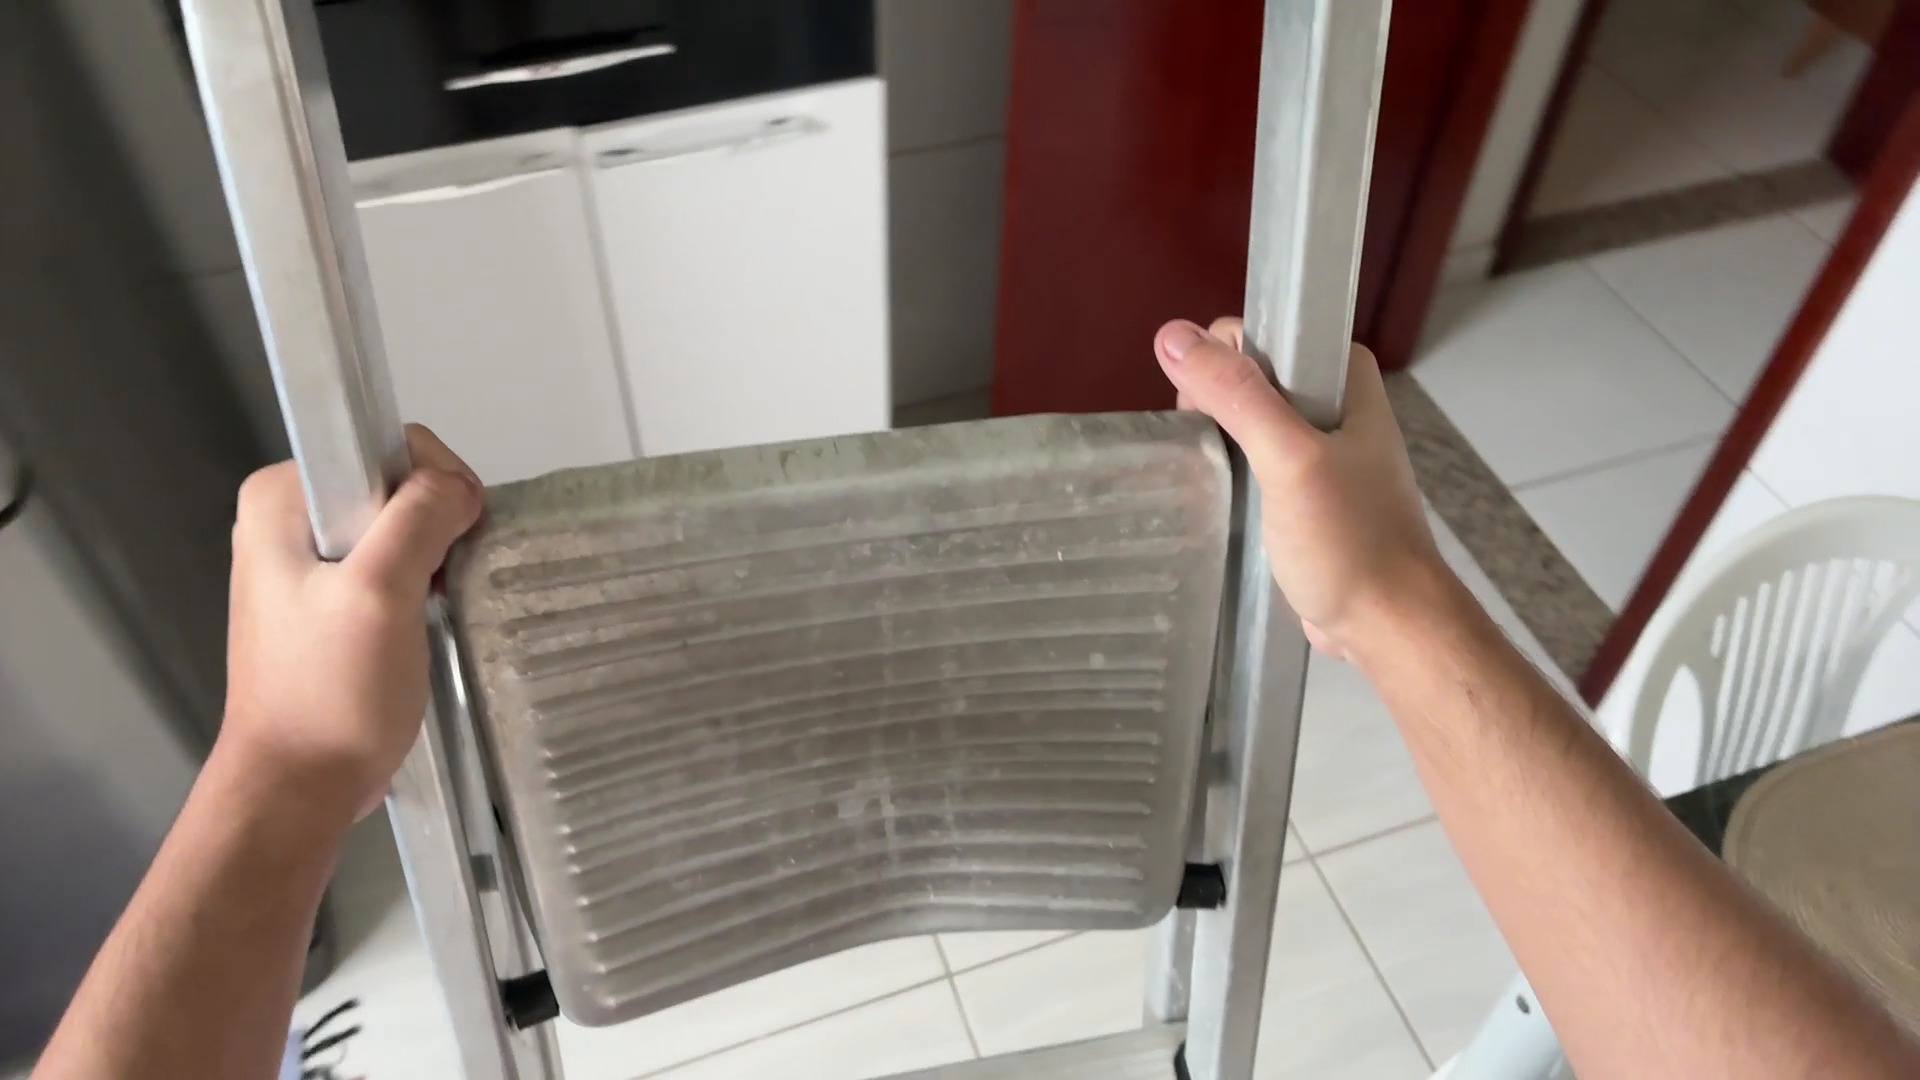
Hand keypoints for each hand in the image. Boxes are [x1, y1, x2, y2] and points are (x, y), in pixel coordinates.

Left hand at [219, 425, 483, 823]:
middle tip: (443, 574)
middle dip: (443, 517)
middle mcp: (295, 518)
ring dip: (444, 548)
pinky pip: (408, 554)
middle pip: (402, 480)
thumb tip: (460, 484)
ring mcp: (318, 558)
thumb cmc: (334, 689)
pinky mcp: (344, 593)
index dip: (434, 481)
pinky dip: (436, 571)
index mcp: (283, 500)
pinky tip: (436, 604)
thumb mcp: (378, 594)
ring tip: (440, 595)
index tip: (452, 534)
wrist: (306, 779)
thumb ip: (417, 521)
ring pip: (412, 518)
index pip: (384, 447)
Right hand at [1154, 318, 1444, 657]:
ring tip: (1209, 476)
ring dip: (1213, 437)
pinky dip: (1224, 467)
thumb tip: (1173, 338)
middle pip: (1246, 373)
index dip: (1223, 357)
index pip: (1264, 331)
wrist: (1384, 624)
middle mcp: (1330, 404)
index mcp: (1343, 378)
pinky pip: (1247, 458)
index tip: (1206, 407)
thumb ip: (1238, 397)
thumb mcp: (1290, 460)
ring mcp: (1315, 450)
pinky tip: (1215, 493)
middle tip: (1210, 450)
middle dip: (1211, 400)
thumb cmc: (1348, 542)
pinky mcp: (1298, 489)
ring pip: (1242, 419)